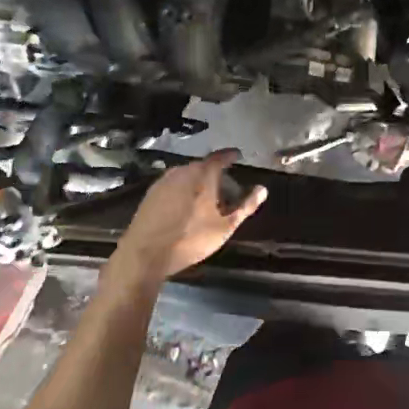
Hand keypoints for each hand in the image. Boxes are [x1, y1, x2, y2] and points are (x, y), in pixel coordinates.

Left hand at [113, 150, 267, 280]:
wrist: (145, 253)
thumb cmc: (190, 239)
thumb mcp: (224, 227)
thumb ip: (245, 207)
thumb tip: (262, 189)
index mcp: (202, 175)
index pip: (219, 157)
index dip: (230, 156)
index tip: (238, 155)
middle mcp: (182, 171)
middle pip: (202, 167)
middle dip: (216, 174)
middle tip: (227, 190)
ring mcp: (163, 181)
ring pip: (187, 176)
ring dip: (198, 183)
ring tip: (207, 201)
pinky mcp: (151, 193)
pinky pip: (174, 185)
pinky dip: (184, 190)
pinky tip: (186, 207)